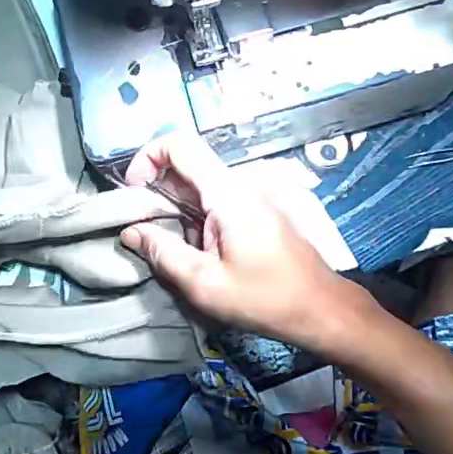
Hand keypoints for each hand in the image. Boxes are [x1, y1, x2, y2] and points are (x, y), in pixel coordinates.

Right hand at [120, 132, 367, 348]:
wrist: (321, 309)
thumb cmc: (265, 298)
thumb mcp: (205, 284)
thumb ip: (164, 253)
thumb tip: (131, 232)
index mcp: (228, 193)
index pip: (180, 144)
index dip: (147, 157)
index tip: (133, 193)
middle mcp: (240, 185)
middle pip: (186, 167)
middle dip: (156, 193)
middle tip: (145, 231)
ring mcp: (251, 197)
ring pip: (199, 187)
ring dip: (175, 211)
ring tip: (169, 248)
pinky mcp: (257, 212)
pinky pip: (216, 203)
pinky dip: (195, 219)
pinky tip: (195, 252)